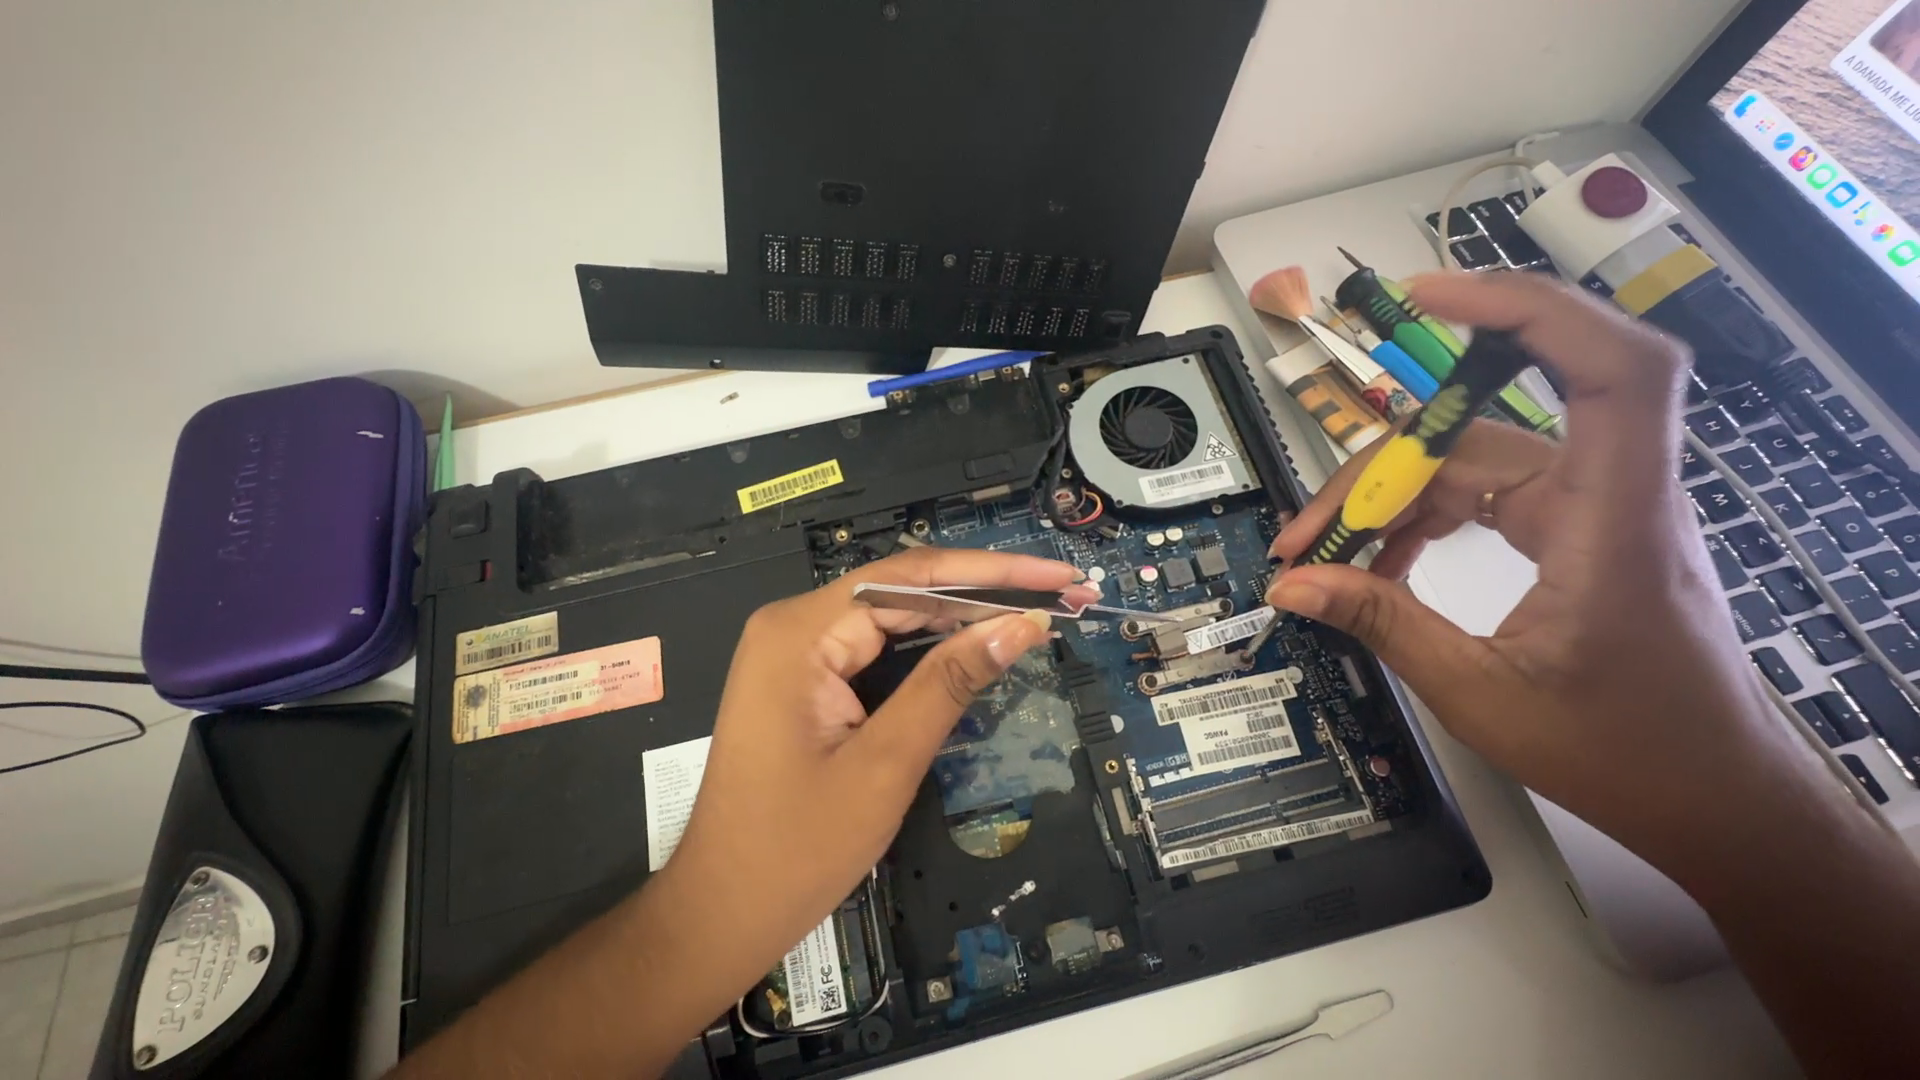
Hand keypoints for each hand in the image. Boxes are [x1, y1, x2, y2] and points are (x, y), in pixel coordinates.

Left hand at [653, 547, 1086, 1014]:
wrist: (722, 909)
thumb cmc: (796, 848)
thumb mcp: (886, 762)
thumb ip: (950, 683)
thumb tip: (1021, 624)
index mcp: (801, 632)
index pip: (913, 576)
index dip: (993, 573)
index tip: (1058, 579)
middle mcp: (794, 625)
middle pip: (903, 587)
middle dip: (984, 590)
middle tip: (1062, 594)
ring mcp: (795, 651)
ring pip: (892, 613)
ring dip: (962, 614)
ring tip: (1034, 611)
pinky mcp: (803, 678)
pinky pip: (874, 644)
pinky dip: (928, 645)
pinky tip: (975, 641)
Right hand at [1263, 272, 1834, 883]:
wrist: (1712, 798)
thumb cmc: (1623, 751)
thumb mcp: (1481, 693)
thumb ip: (1383, 623)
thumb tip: (1295, 584)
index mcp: (1613, 521)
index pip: (1608, 369)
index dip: (1524, 311)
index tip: (1426, 297)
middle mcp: (1605, 495)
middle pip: (1479, 433)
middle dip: (1381, 474)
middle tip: (1308, 532)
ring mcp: (1586, 511)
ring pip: (1468, 466)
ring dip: (1388, 504)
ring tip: (1322, 557)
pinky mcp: (1569, 532)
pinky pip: (1477, 499)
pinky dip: (1417, 523)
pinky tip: (1374, 565)